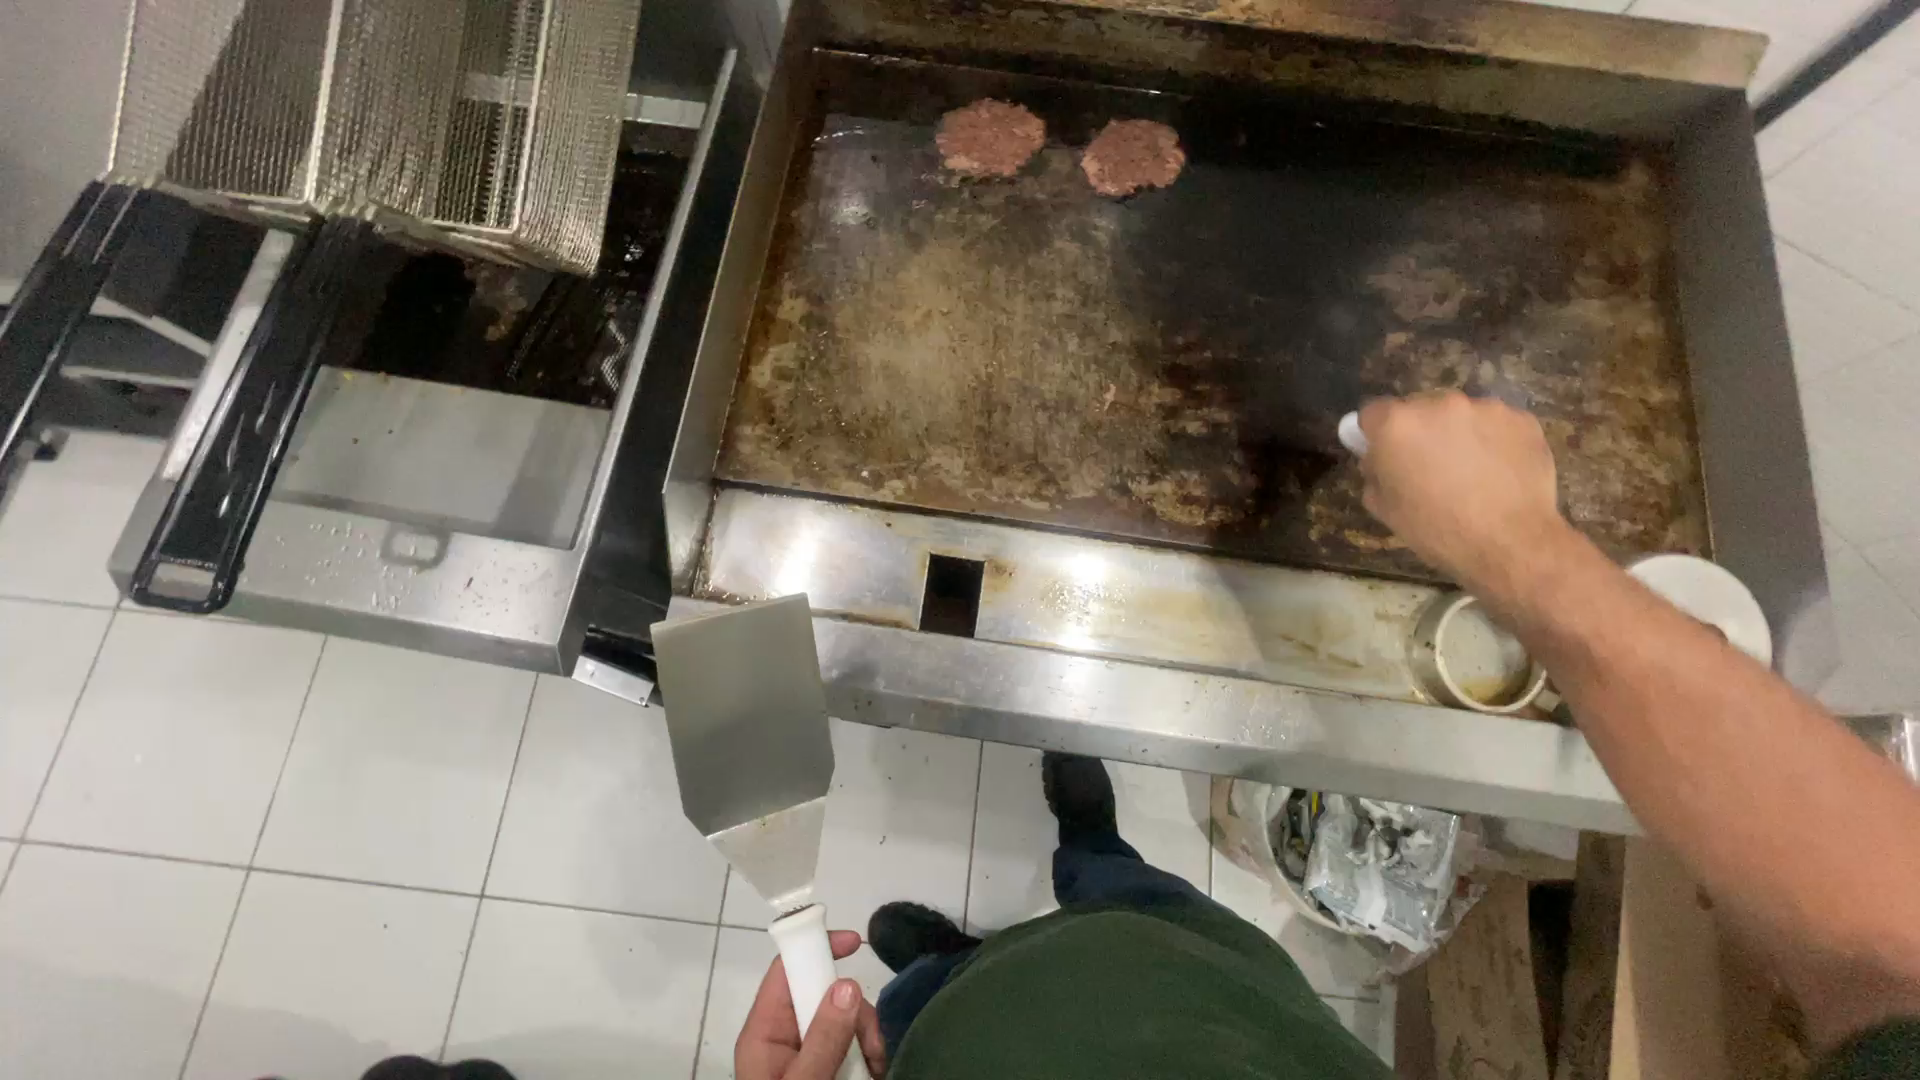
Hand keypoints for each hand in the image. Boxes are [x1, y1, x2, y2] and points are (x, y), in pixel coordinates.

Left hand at [736, 929, 886, 1079]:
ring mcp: (805, 1052)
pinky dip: (867, 1054)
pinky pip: (850, 1042)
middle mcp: (783, 1036)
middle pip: (823, 991)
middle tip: (873, 1045)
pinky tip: (875, 1072)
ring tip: (876, 1069)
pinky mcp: (824, 1068)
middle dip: (855, 1009)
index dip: (814, 946)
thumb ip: (823, 1040)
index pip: (785, 969)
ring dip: (866, 1036)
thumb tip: (846, 984)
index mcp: (764, 1033)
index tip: (854, 943)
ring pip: (843, 1016)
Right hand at [1357, 391, 1569, 590]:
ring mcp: (1485, 408)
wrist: (1509, 542)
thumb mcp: (1383, 507)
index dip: (1374, 433)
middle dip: (1418, 431)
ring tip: (1468, 469)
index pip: (1373, 412)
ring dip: (1456, 433)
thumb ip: (1375, 473)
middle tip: (1427, 465)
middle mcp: (1439, 405)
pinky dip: (1491, 440)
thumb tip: (1382, 461)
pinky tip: (1496, 470)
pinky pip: (1495, 424)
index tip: (1383, 453)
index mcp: (1396, 425)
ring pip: (1459, 415)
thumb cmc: (1435, 528)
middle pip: (1418, 409)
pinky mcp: (1522, 418)